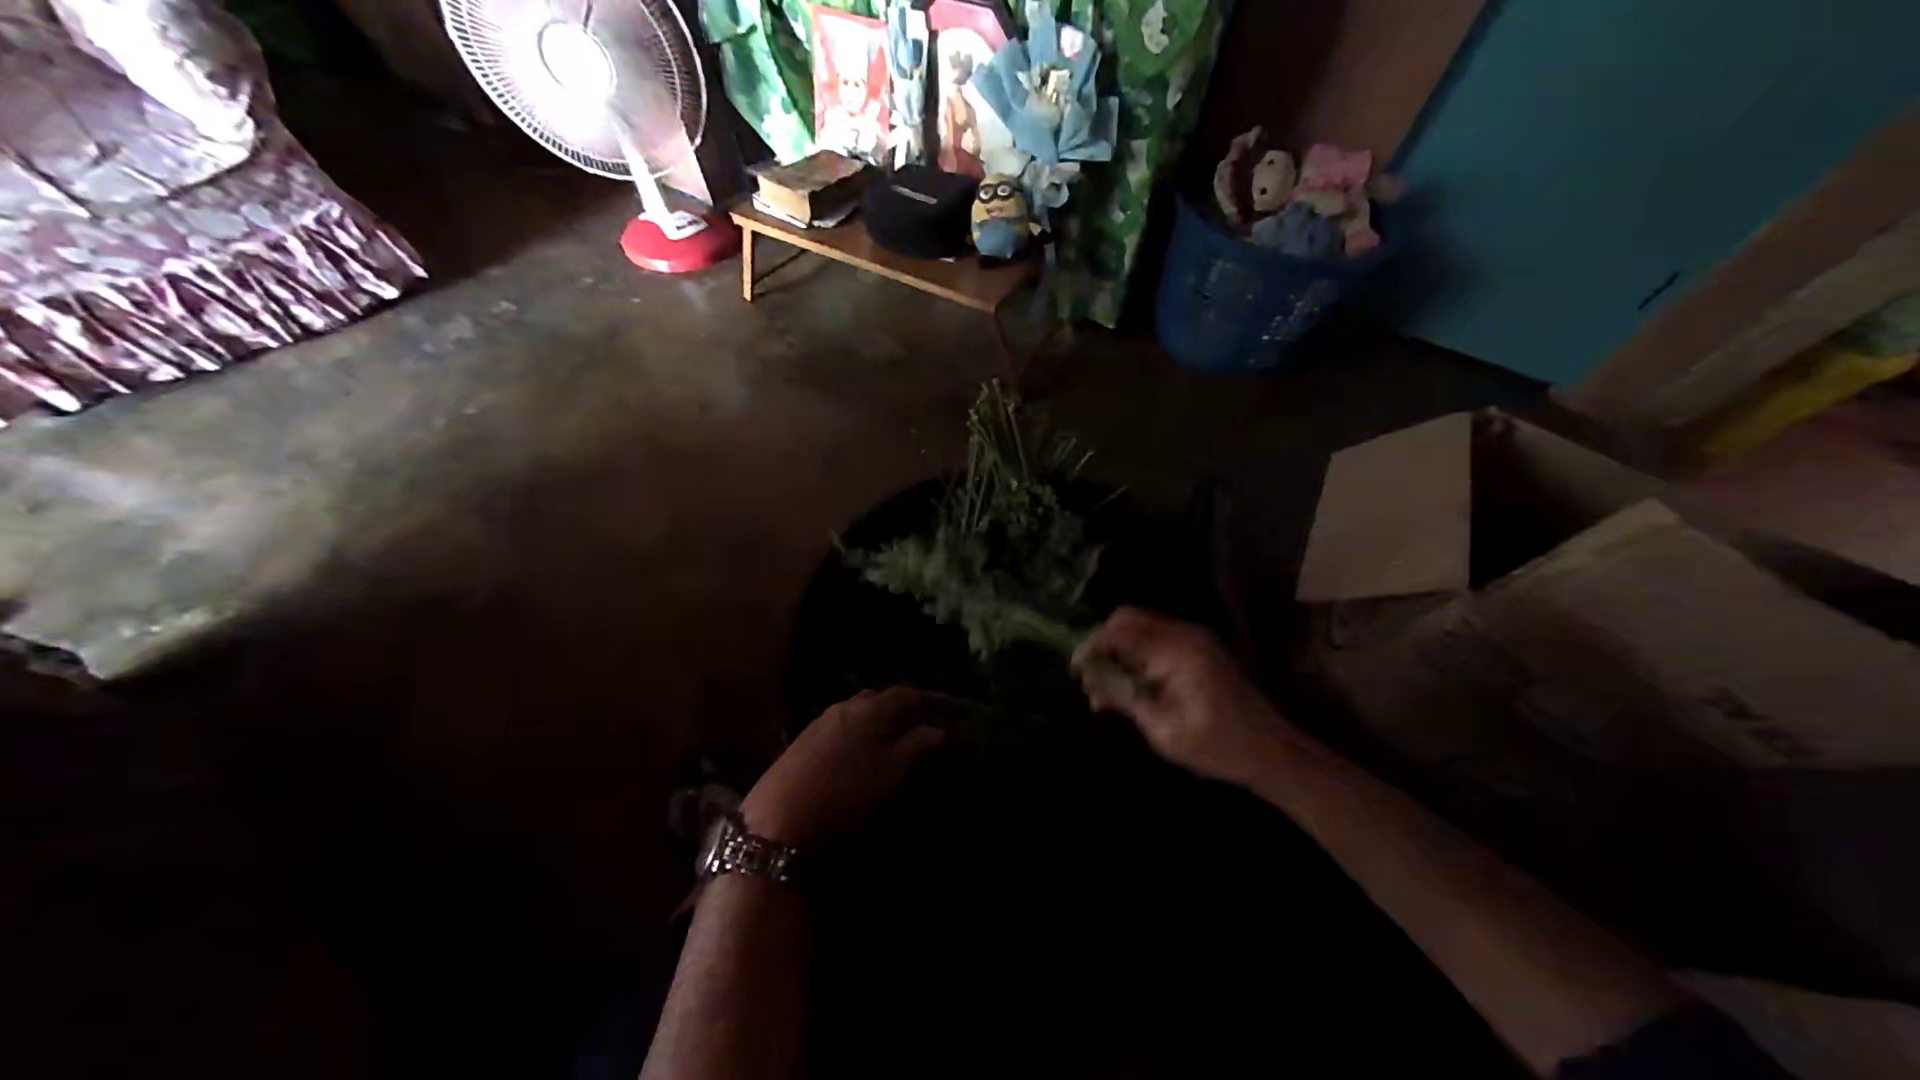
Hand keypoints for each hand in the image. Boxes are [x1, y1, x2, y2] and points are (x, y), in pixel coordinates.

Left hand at [741, 688, 945, 845]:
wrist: (779, 823)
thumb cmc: (847, 796)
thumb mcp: (894, 774)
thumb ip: (920, 746)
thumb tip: (940, 729)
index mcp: (871, 709)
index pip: (907, 694)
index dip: (931, 700)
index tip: (950, 710)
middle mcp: (844, 706)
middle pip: (880, 698)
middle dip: (903, 707)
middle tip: (923, 723)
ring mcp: (819, 723)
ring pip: (857, 712)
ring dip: (878, 720)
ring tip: (894, 738)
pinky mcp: (802, 742)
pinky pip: (840, 726)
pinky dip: (858, 731)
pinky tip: (860, 751)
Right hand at [1073, 608, 1293, 785]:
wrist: (1272, 751)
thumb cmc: (1217, 746)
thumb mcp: (1162, 727)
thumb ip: (1125, 697)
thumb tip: (1090, 679)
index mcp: (1177, 650)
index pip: (1120, 630)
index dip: (1092, 646)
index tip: (1076, 671)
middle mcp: (1186, 634)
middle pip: (1129, 619)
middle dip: (1103, 644)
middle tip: (1090, 679)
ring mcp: (1195, 639)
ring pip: (1141, 628)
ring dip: (1118, 652)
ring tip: (1104, 692)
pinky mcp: (1200, 650)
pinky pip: (1158, 640)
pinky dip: (1137, 657)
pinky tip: (1130, 688)